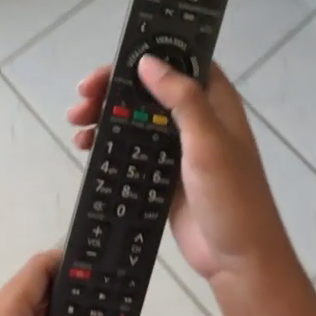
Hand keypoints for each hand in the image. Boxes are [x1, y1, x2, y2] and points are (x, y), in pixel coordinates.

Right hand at [68, 56, 293, 286]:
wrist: (239, 262)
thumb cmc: (232, 197)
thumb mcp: (209, 142)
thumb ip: (181, 99)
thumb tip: (147, 61)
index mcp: (215, 103)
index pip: (180, 61)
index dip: (148, 53)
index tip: (115, 59)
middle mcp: (196, 118)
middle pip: (149, 87)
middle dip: (114, 86)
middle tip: (83, 95)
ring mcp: (178, 147)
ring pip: (135, 116)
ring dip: (105, 113)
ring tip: (76, 121)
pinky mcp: (163, 173)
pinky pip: (130, 148)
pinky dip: (107, 142)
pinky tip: (85, 145)